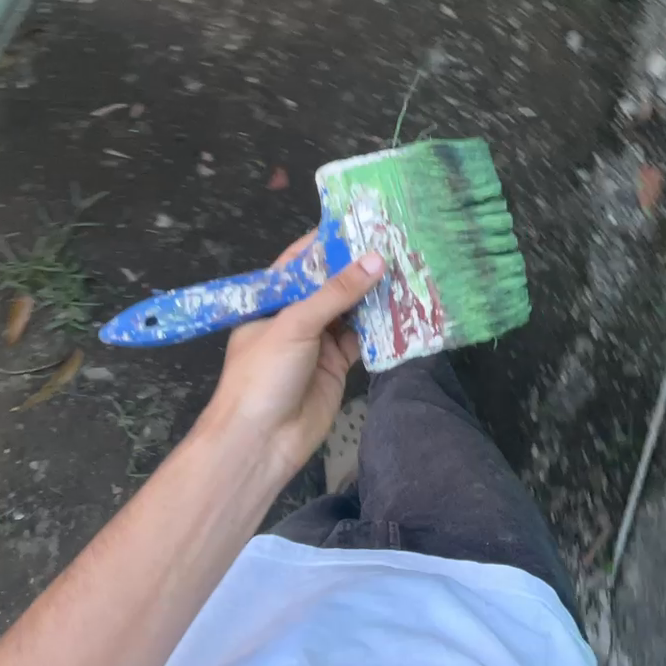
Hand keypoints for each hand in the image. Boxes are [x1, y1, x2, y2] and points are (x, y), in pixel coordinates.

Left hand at [202, 232, 383, 474]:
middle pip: (330, 285)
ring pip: (350, 310)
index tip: (361, 222)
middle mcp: (295, 317)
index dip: (328, 242)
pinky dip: (379, 326)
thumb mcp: (295, 324)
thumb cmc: (263, 375)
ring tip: (405, 269)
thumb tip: (375, 259)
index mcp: (272, 301)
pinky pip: (362, 338)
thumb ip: (336, 292)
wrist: (260, 443)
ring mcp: (317, 341)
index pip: (301, 262)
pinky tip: (402, 309)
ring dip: (373, 295)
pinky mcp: (337, 365)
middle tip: (394, 243)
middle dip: (358, 268)